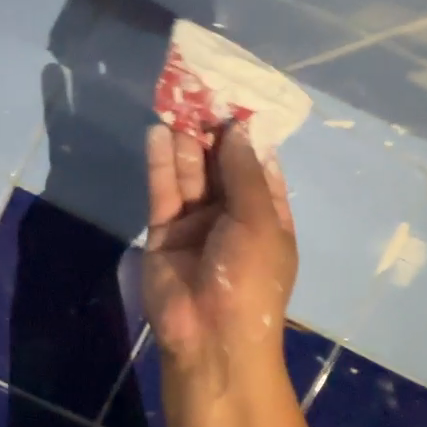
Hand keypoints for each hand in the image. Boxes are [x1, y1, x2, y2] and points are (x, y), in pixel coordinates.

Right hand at [143, 124, 297, 388]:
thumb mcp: (259, 221)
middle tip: (197, 91)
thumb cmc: (250, 279)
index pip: (258, 165)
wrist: (210, 334)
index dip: (246, 134)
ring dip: (185, 142)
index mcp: (266, 214)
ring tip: (177, 103)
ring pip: (190, 174)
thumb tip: (236, 129)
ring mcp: (195, 224)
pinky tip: (159, 134)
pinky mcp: (163, 232)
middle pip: (220, 164)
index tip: (234, 98)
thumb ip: (244, 173)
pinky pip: (163, 192)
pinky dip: (161, 164)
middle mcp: (231, 215)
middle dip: (210, 132)